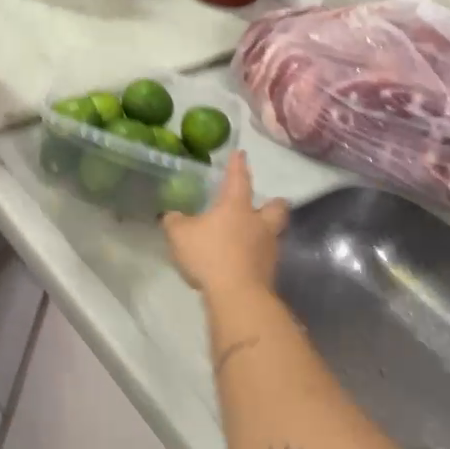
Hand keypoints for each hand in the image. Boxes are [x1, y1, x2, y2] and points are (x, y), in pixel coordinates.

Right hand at [161, 150, 289, 296]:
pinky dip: (255, 255)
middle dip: (273, 203)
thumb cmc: (209, 254)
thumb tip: (173, 215)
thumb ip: (175, 221)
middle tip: (266, 204)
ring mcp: (268, 249)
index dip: (238, 166)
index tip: (241, 154)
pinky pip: (264, 256)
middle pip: (276, 208)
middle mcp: (258, 223)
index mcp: (236, 207)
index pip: (239, 179)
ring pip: (272, 233)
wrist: (238, 295)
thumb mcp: (179, 234)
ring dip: (263, 231)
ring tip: (247, 236)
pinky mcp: (269, 272)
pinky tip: (241, 260)